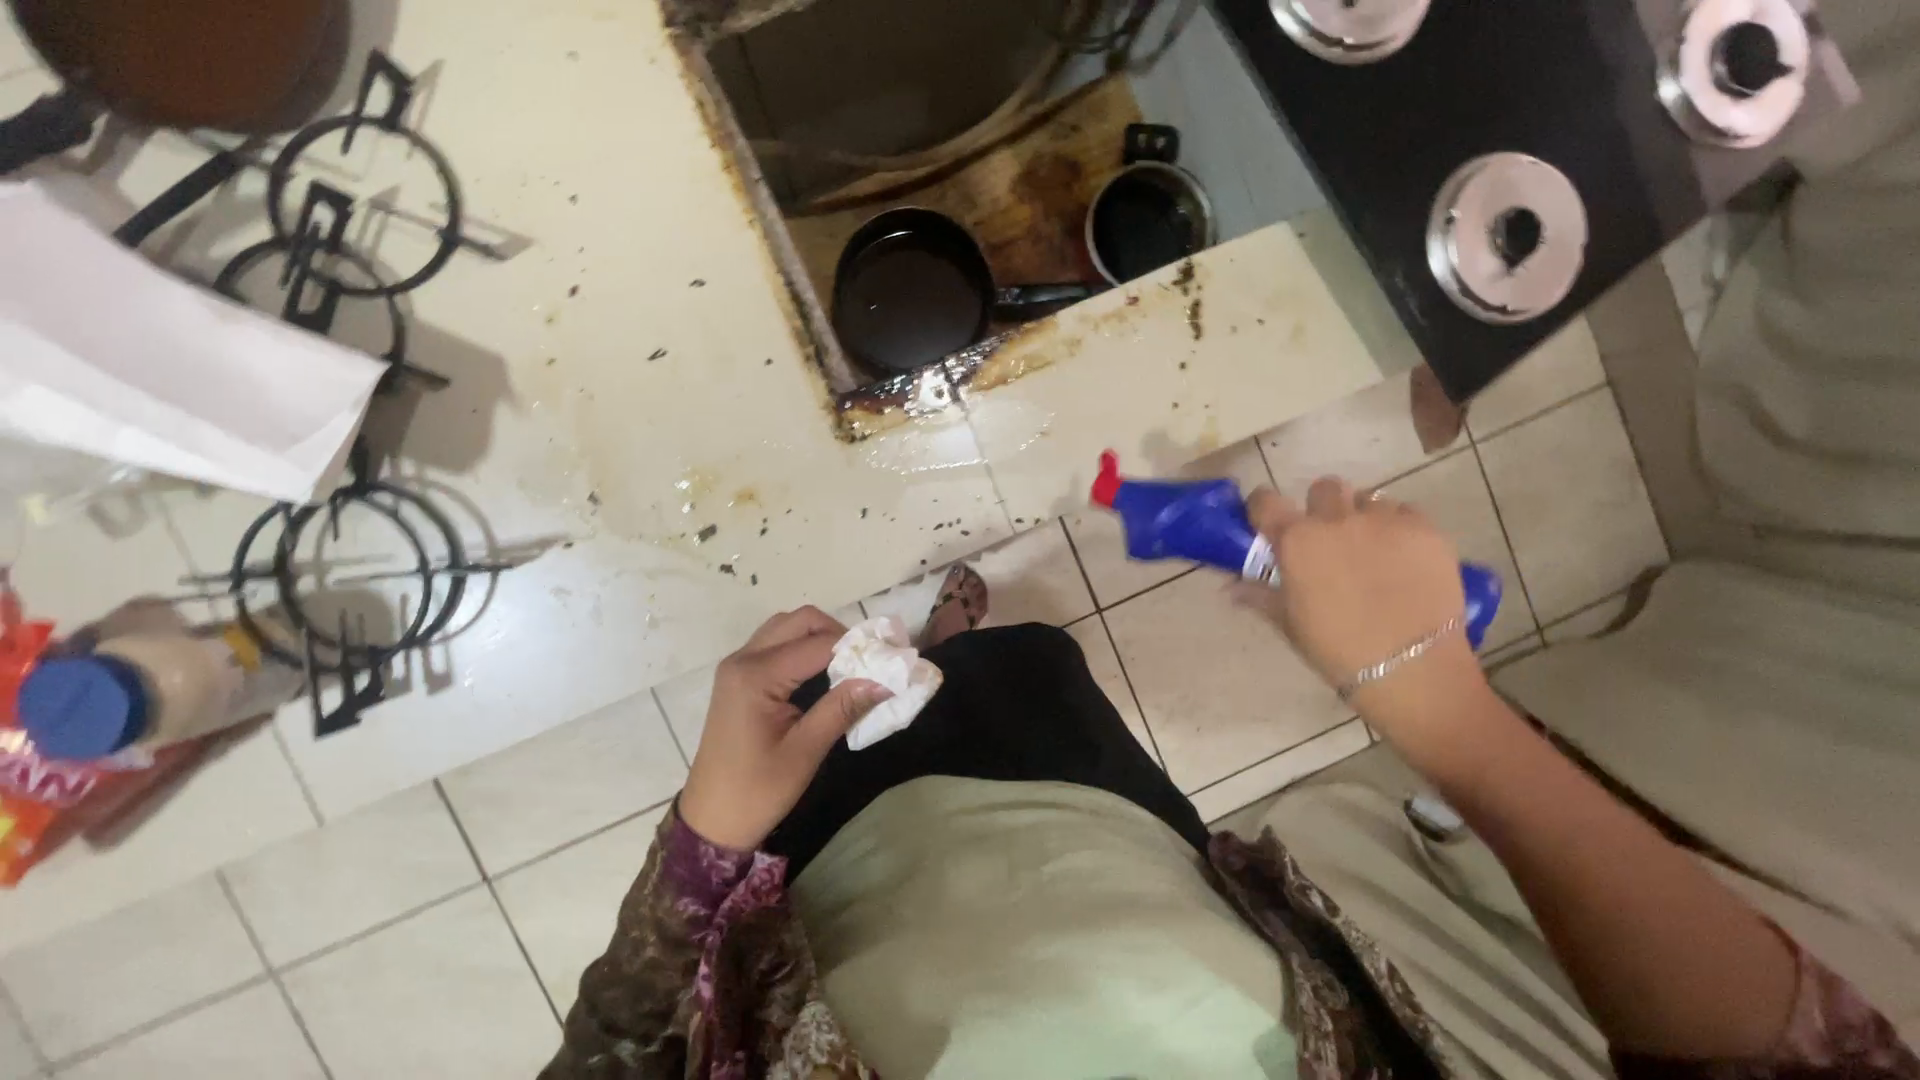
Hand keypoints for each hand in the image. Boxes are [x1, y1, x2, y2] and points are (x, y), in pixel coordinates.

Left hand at [678, 607, 891, 850]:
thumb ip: (843, 708)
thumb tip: (885, 679)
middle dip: (840, 633)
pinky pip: (775, 645)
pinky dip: (803, 648)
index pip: (819, 644)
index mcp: (756, 676)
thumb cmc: (757, 790)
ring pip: (787, 628)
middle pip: (800, 621)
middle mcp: (743, 659)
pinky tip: (825, 673)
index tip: (891, 661)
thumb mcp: (805, 751)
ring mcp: (737, 666)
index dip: (858, 649)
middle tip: (870, 661)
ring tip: (851, 666)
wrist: (711, 820)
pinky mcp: (738, 678)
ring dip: (820, 638)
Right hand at [1236, 477, 1491, 743]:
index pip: (1265, 502)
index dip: (1263, 510)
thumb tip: (1230, 588)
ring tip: (1372, 552)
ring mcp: (1385, 521)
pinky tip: (1404, 560)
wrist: (1413, 669)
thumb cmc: (1338, 651)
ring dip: (1362, 518)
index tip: (1269, 525)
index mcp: (1297, 541)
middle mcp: (1338, 520)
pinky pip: (1406, 514)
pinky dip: (1399, 530)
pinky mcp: (1426, 530)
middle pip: (1323, 489)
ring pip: (1367, 500)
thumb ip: (1260, 596)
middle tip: (1329, 539)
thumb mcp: (1291, 624)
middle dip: (1322, 508)